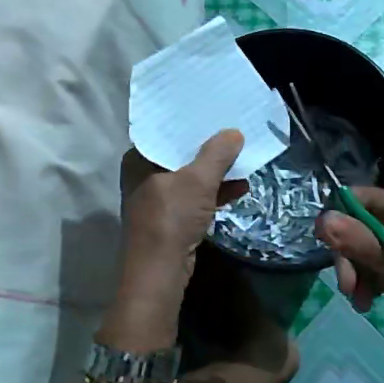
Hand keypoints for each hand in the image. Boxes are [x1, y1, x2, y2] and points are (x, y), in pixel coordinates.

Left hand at [115, 130, 246, 322]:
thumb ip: (217, 153)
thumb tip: (234, 133)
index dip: (191, 121)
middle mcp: (145, 176)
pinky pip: (197, 196)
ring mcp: (159, 199)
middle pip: (181, 153)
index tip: (215, 109)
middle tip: (234, 130)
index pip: (166, 131)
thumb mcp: (198, 180)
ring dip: (217, 170)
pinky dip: (216, 191)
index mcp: (140, 160)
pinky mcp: (173, 218)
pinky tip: (240, 186)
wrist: (160, 273)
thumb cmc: (171, 218)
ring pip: (192, 175)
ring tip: (243, 157)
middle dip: (209, 146)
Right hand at [315, 188, 383, 313]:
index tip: (334, 255)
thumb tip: (321, 221)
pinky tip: (383, 300)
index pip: (352, 200)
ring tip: (366, 305)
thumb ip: (361, 241)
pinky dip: (382, 280)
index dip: (338, 224)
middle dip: (351, 260)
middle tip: (351, 292)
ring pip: (374, 251)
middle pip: (360, 230)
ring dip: (365, 276)